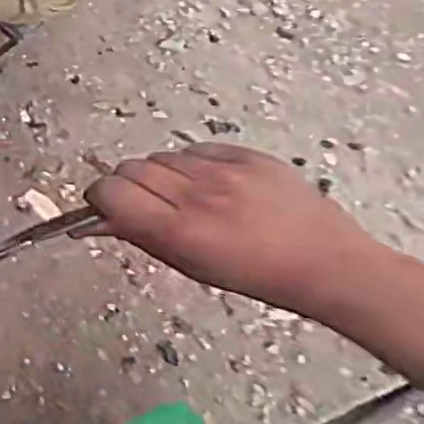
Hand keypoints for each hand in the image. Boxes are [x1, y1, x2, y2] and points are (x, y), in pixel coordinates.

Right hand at [79, 144, 390, 318]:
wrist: (334, 267)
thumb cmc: (258, 275)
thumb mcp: (186, 264)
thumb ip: (135, 234)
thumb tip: (90, 220)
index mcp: (180, 230)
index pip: (109, 191)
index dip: (102, 197)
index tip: (108, 205)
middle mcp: (201, 197)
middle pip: (129, 168)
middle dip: (129, 185)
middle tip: (149, 203)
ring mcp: (229, 173)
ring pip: (159, 157)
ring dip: (162, 174)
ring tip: (188, 196)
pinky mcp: (251, 157)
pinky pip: (196, 149)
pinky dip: (194, 163)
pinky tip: (213, 184)